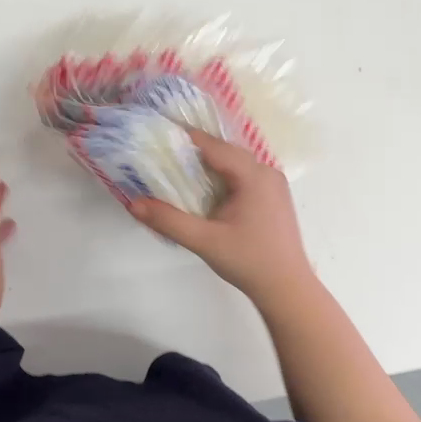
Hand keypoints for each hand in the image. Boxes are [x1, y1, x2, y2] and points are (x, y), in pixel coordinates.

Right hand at [126, 128, 312, 303]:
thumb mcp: (204, 241)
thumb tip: (133, 204)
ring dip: (208, 166)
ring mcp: (274, 185)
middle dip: (195, 152)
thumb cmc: (249, 261)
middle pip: (225, 152)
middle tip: (163, 154)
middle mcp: (267, 172)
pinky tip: (205, 191)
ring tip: (178, 170)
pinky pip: (243, 177)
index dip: (185, 138)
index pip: (214, 147)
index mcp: (254, 176)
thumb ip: (168, 221)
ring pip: (234, 165)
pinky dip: (222, 177)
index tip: (158, 133)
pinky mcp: (273, 198)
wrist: (287, 288)